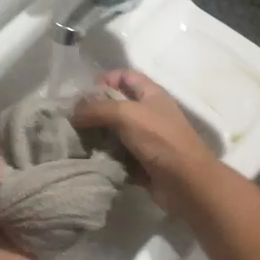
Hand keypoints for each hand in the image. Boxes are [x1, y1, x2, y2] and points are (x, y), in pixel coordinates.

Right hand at [73, 69, 213, 212]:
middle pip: (116, 105)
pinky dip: (104, 157)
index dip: (105, 79)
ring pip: (114, 132)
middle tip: (73, 121)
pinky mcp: (142, 162)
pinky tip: (88, 159)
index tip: (85, 95)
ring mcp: (146, 139)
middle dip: (94, 111)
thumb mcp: (126, 115)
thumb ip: (97, 108)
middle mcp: (148, 113)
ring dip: (97, 136)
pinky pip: (118, 155)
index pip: (125, 75)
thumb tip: (73, 112)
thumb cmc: (160, 140)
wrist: (186, 183)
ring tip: (76, 141)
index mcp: (151, 94)